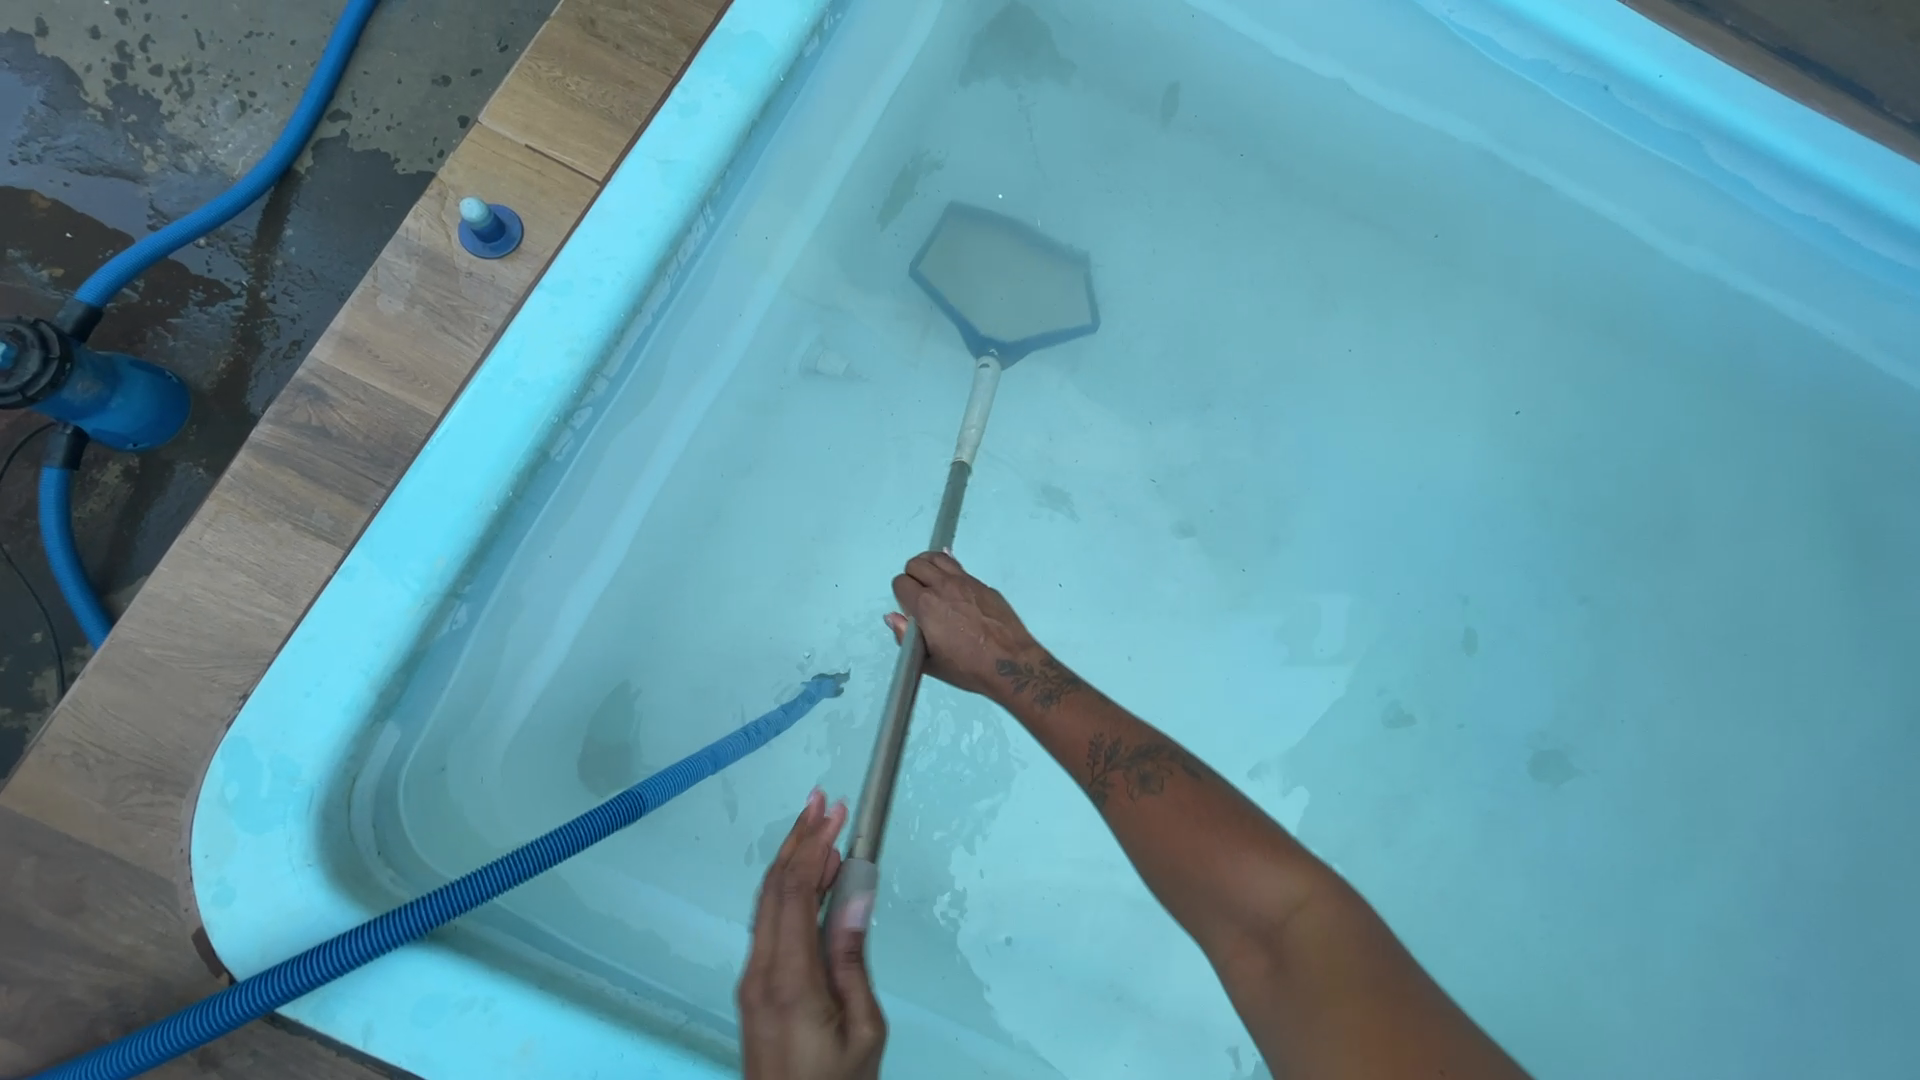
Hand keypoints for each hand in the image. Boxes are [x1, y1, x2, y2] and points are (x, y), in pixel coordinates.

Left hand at [739, 790, 885, 1079]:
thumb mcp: (864, 1029)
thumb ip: (853, 959)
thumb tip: (855, 893)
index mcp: (789, 979)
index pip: (795, 890)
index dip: (814, 844)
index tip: (836, 812)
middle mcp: (761, 971)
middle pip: (774, 886)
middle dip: (799, 837)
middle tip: (824, 800)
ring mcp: (753, 979)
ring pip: (767, 900)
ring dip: (793, 858)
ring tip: (821, 826)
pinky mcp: (756, 987)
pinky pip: (770, 922)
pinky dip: (790, 888)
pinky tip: (813, 876)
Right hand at [885, 551, 1043, 702]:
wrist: (1010, 663)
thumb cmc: (968, 667)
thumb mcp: (929, 662)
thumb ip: (905, 637)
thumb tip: (892, 617)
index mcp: (926, 606)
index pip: (900, 583)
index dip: (901, 595)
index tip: (909, 609)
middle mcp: (943, 587)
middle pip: (916, 564)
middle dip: (911, 577)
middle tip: (918, 595)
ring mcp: (965, 582)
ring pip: (937, 557)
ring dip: (929, 566)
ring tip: (931, 582)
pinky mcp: (983, 584)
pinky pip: (959, 567)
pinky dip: (949, 570)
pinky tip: (952, 586)